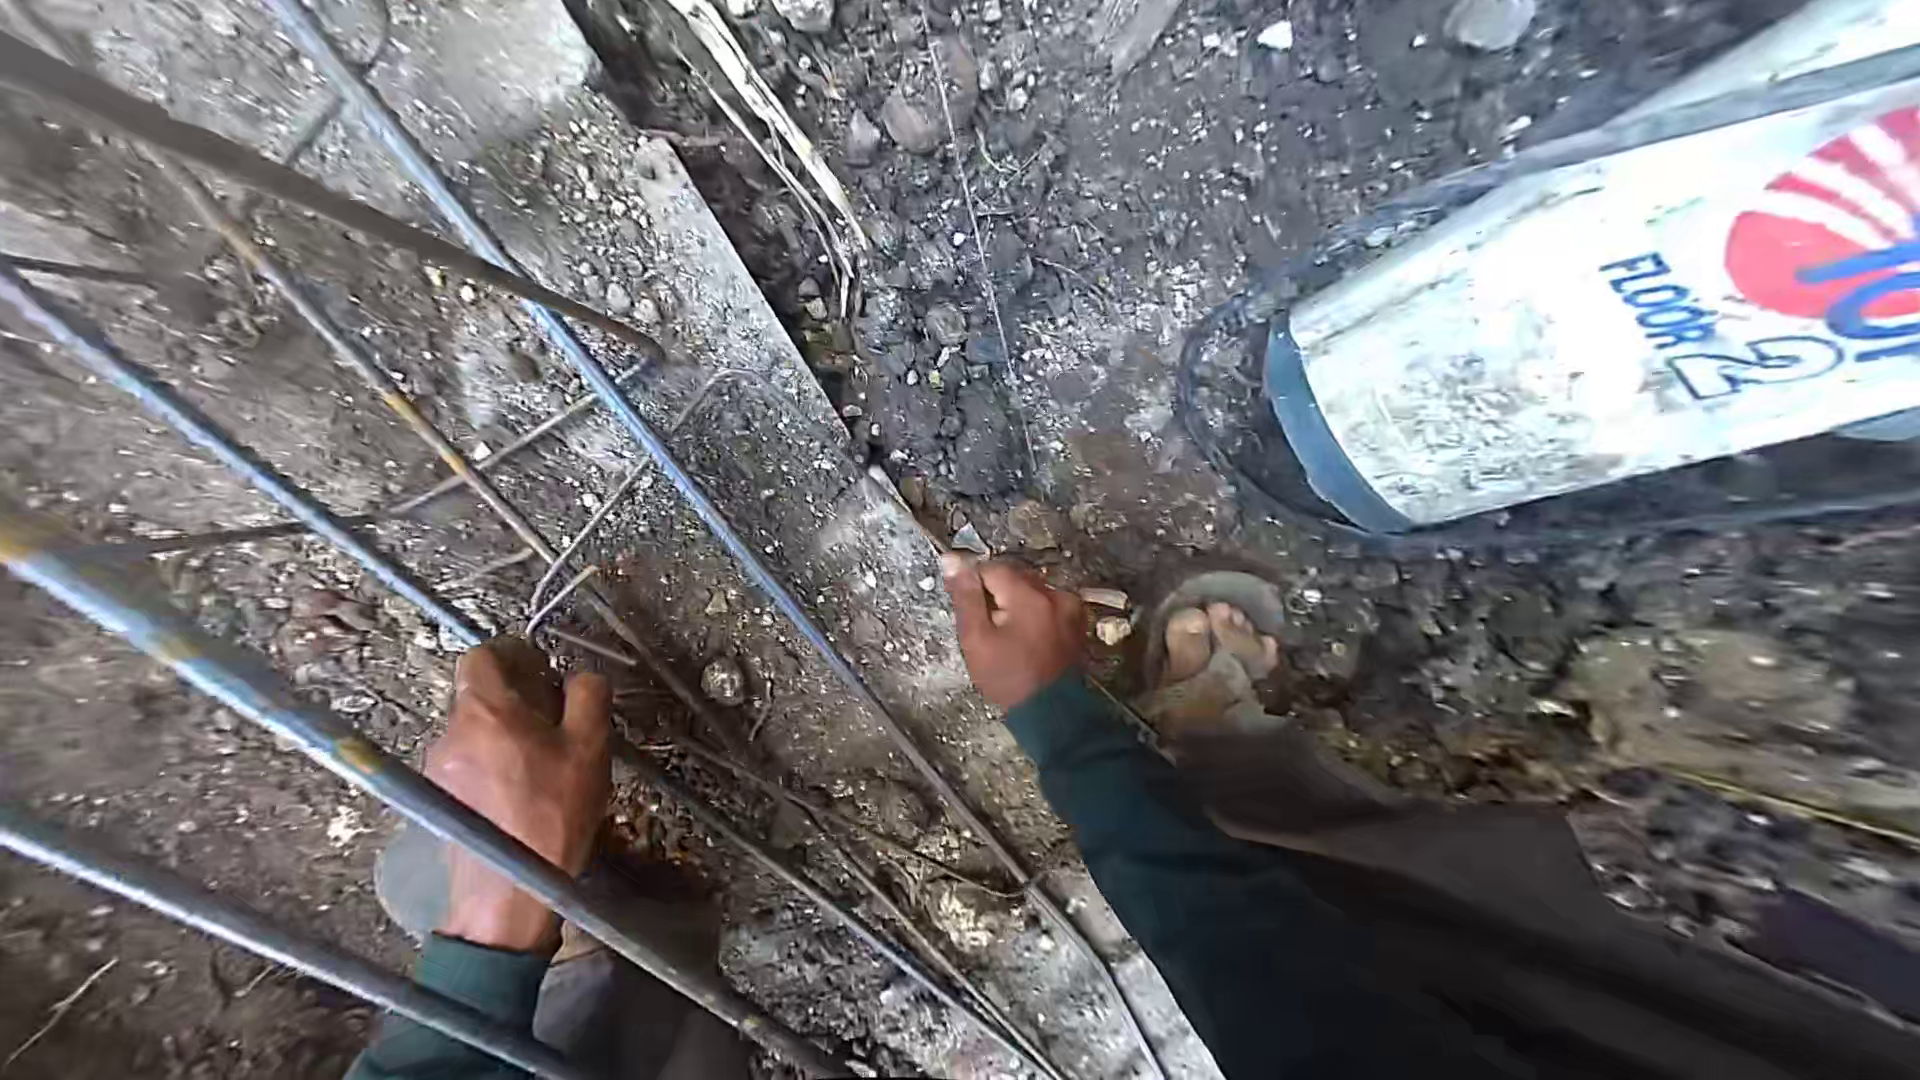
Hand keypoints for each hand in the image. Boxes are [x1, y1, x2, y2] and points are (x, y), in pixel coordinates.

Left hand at [426, 638, 610, 951]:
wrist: (512, 890)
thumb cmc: (554, 811)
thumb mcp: (590, 744)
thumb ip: (589, 695)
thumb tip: (582, 676)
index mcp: (485, 713)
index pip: (481, 656)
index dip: (514, 652)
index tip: (545, 668)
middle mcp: (450, 734)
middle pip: (480, 692)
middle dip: (521, 692)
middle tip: (560, 714)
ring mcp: (439, 767)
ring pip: (477, 725)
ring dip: (510, 725)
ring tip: (550, 752)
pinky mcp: (438, 795)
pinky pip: (470, 755)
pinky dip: (498, 753)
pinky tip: (529, 781)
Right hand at [941, 553, 1084, 707]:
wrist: (1051, 713)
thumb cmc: (1009, 679)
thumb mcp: (977, 639)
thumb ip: (965, 596)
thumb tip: (952, 560)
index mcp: (1029, 596)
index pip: (992, 569)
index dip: (976, 588)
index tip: (974, 613)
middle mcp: (1055, 594)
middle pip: (1015, 577)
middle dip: (998, 596)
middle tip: (991, 629)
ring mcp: (1071, 607)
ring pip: (1032, 590)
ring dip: (1017, 604)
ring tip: (1011, 637)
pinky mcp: (1077, 620)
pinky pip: (1049, 604)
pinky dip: (1036, 613)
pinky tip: (1029, 638)